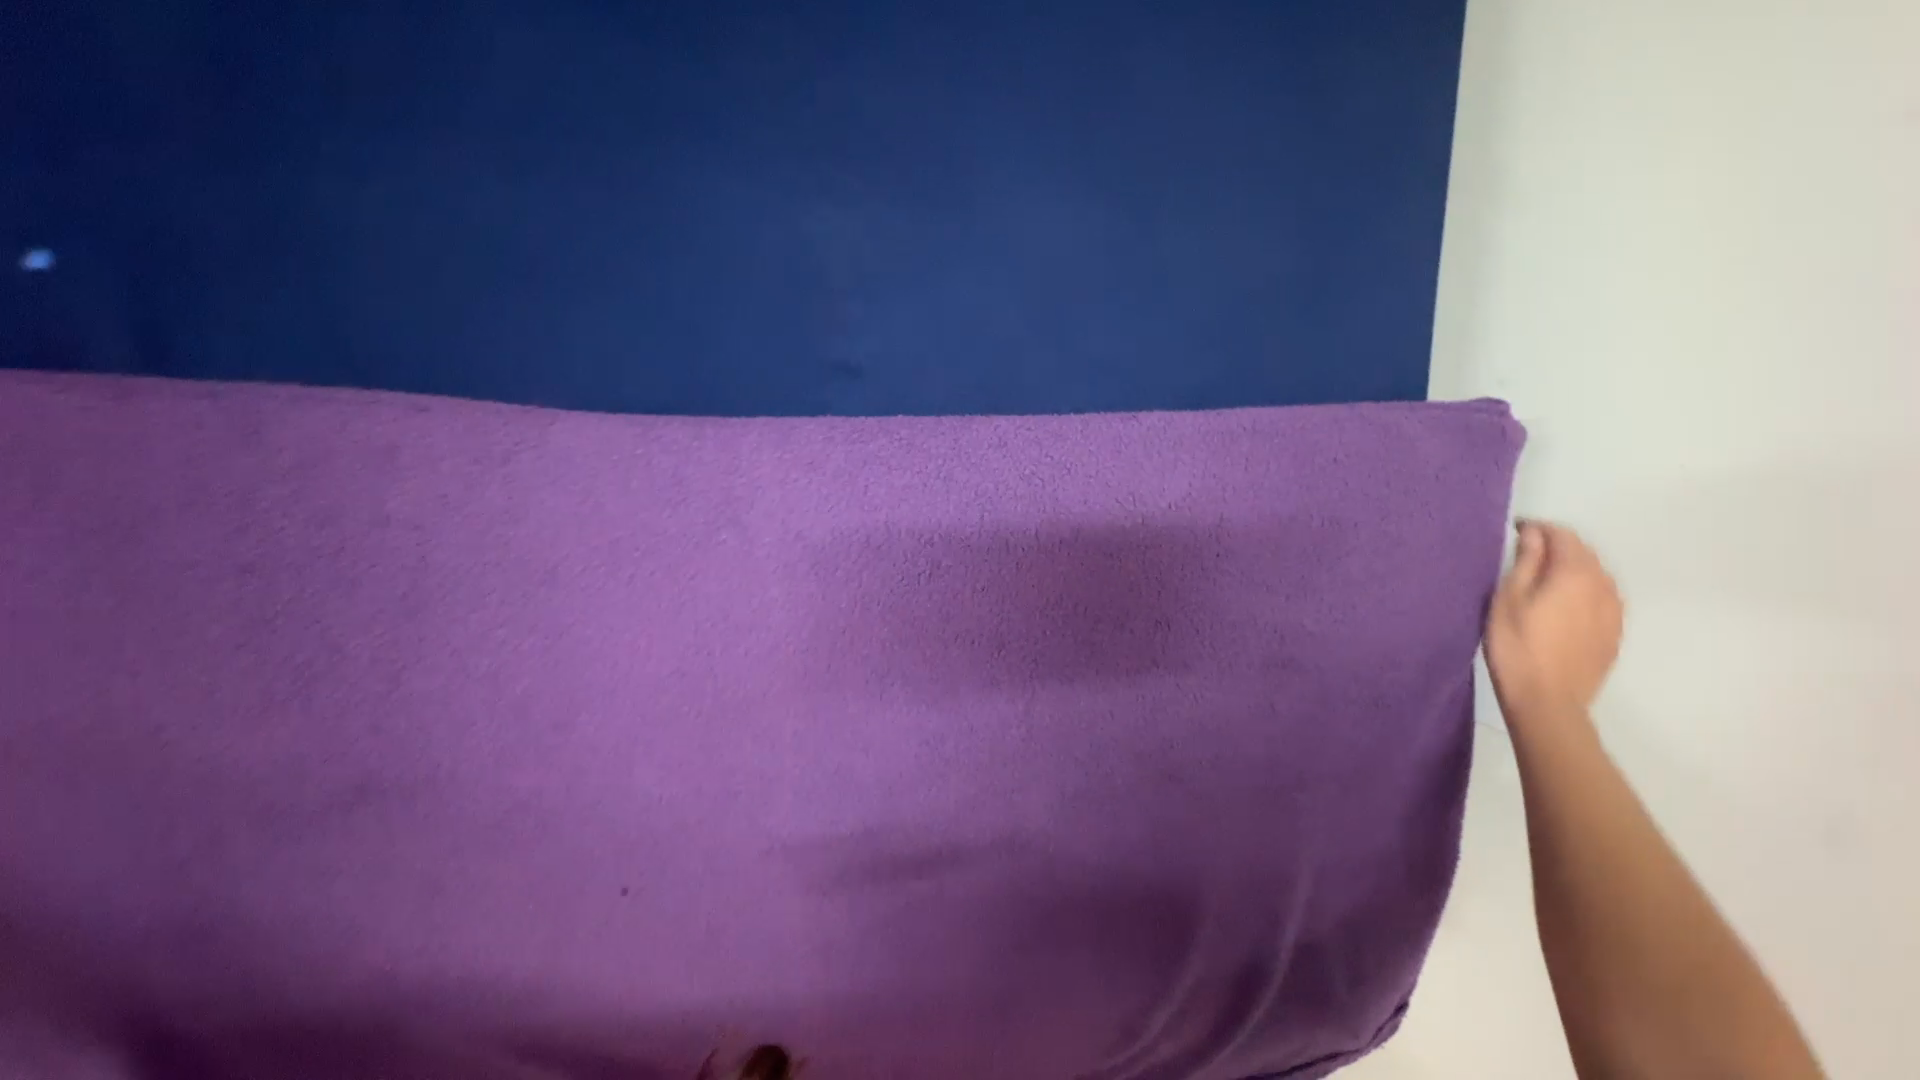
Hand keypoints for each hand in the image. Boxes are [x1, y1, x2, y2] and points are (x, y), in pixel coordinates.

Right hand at [1484, 521, 1623, 724]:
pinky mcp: (1615, 632)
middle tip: (1525, 557)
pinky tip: (1563, 607)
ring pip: (1595, 576)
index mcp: (1575, 573)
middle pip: (1583, 553)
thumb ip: (1525, 562)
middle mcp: (1603, 585)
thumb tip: (1533, 534)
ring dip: (1572, 570)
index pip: (1562, 535)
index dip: (1537, 529)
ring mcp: (1614, 610)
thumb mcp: (1508, 599)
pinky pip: (1601, 598)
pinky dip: (1583, 592)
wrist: (1548, 700)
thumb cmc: (1517, 646)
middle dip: (1556, 547)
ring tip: (1544, 582)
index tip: (1514, 533)